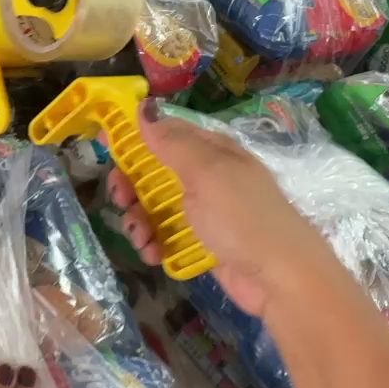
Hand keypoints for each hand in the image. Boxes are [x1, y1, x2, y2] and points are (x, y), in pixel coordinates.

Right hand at [106, 101, 324, 314]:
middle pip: (154, 173)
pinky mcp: (203, 244)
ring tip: (140, 237)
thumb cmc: (243, 217)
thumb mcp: (205, 173)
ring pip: (156, 207)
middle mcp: (207, 178)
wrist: (282, 279)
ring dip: (139, 220)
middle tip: (120, 199)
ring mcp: (205, 212)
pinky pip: (167, 236)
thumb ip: (171, 142)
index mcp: (212, 152)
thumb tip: (144, 108)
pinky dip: (155, 243)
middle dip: (131, 185)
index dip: (134, 137)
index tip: (105, 146)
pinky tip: (152, 254)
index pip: (165, 134)